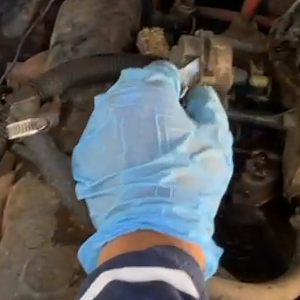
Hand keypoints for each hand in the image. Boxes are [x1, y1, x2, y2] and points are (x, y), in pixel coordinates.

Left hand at [72, 63, 232, 275]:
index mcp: (148, 91)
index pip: (163, 70)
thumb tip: (198, 93)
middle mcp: (114, 101)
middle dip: (151, 97)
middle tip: (169, 123)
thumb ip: (208, 106)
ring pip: (115, 110)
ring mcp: (94, 127)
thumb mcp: (216, 140)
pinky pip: (103, 137)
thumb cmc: (189, 180)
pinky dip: (115, 143)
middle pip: (134, 86)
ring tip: (149, 145)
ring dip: (131, 118)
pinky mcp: (83, 154)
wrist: (149, 228)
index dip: (178, 82)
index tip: (186, 98)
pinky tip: (131, 164)